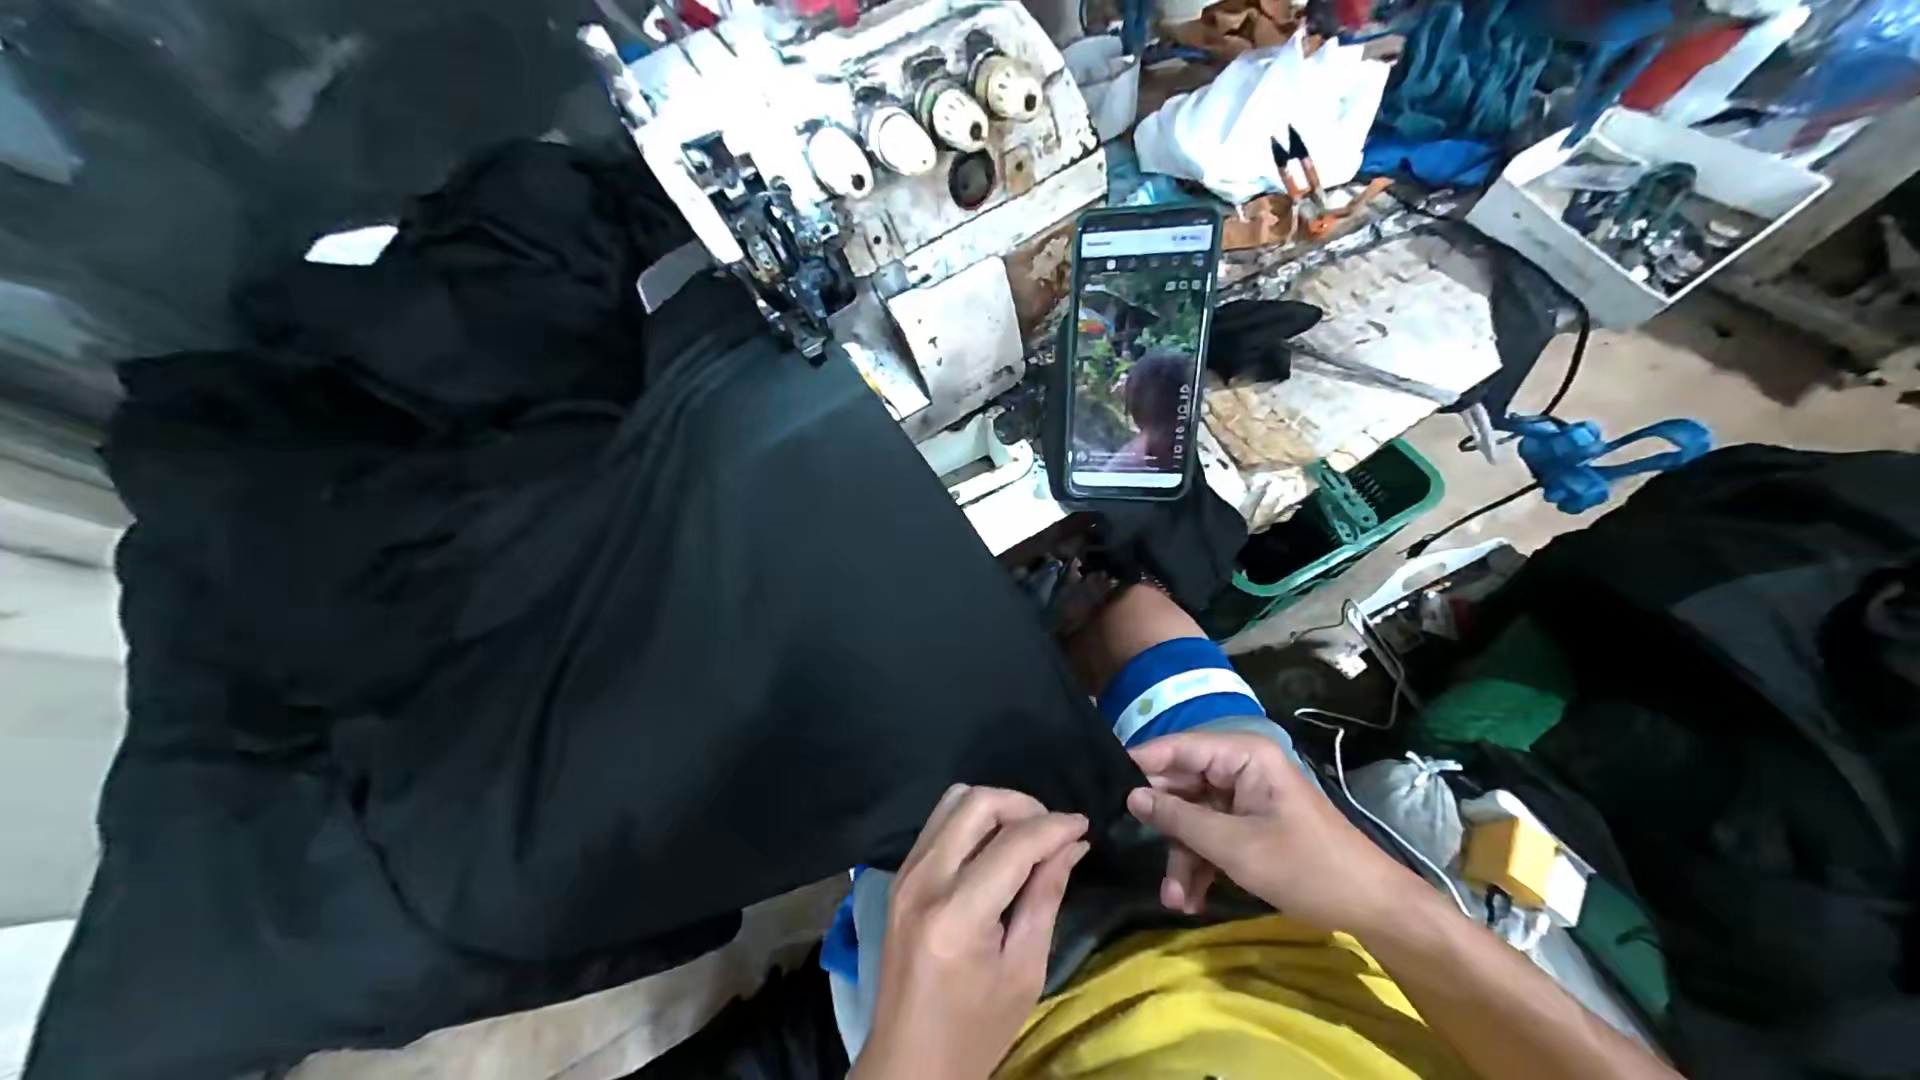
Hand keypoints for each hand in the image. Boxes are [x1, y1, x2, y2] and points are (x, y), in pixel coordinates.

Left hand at [852, 785, 1090, 1079]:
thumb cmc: (975, 1030)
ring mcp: (906, 872)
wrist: (908, 1061)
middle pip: (976, 801)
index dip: (1054, 826)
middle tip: (1052, 830)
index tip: (1083, 824)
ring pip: (953, 800)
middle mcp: (924, 879)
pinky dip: (973, 820)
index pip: (1013, 844)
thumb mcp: (1024, 970)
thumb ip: (1045, 896)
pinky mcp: (900, 874)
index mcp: (957, 914)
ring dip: (996, 807)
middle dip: (1023, 805)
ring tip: (1026, 835)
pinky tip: (996, 847)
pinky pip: (939, 821)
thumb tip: (1072, 844)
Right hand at [1126, 731, 1425, 936]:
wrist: (1374, 909)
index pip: (1179, 747)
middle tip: (1136, 852)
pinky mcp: (1248, 823)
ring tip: (1175, 899)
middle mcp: (1240, 768)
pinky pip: (1211, 834)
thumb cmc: (1306, 866)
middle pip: (1182, 785)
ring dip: (1182, 857)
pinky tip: (1191, 898)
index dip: (1142, 763)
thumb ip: (1179, 819)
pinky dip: (1200, 864)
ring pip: (1193, 816)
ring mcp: (1244, 797)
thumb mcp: (1235, 846)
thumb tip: (1131, 796)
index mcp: (1243, 755)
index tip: (1106, 784)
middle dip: (1164, 827)